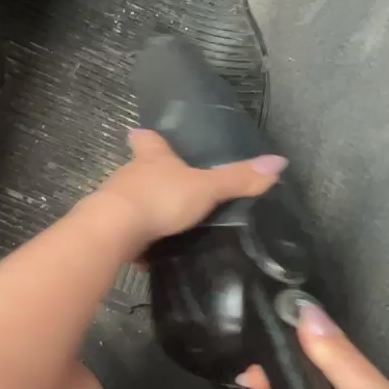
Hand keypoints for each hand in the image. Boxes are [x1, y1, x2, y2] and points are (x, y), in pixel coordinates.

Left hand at [87, 129, 285, 247]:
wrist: (113, 230)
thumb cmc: (159, 199)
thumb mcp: (206, 188)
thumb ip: (238, 179)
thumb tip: (279, 161)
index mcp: (151, 158)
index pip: (148, 139)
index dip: (149, 137)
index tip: (146, 133)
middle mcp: (129, 175)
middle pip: (139, 170)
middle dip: (152, 177)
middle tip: (172, 188)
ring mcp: (115, 201)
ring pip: (131, 201)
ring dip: (145, 210)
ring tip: (168, 224)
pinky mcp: (109, 228)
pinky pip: (127, 233)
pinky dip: (137, 241)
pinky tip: (151, 256)